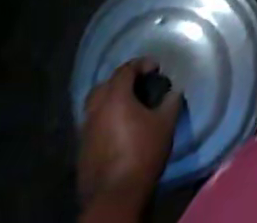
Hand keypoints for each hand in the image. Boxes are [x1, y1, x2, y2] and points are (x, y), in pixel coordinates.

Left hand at [78, 58, 182, 216]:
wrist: (116, 194)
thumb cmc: (143, 152)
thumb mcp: (166, 122)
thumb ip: (171, 101)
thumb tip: (174, 90)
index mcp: (115, 99)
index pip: (125, 70)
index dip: (141, 64)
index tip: (156, 67)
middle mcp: (95, 111)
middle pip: (104, 85)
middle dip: (121, 80)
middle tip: (139, 84)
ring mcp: (85, 131)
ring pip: (95, 106)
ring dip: (111, 100)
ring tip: (130, 106)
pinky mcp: (82, 149)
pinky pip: (93, 124)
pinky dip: (106, 118)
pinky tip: (120, 128)